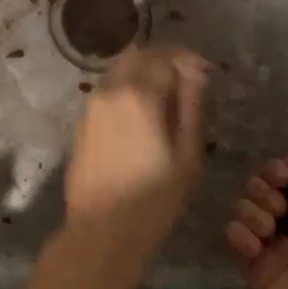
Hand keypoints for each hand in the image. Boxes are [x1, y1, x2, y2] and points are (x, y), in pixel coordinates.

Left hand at [63, 45, 210, 251]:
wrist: (100, 232)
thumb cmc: (153, 201)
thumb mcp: (187, 158)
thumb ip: (191, 108)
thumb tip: (196, 75)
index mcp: (139, 95)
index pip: (166, 57)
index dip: (188, 60)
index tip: (204, 73)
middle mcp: (111, 89)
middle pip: (140, 55)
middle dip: (165, 60)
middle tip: (187, 80)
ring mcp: (92, 104)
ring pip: (121, 69)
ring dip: (145, 72)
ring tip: (168, 97)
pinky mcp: (82, 119)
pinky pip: (109, 89)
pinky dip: (128, 88)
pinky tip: (143, 113)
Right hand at [226, 153, 287, 288]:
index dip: (279, 171)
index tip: (279, 174)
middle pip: (265, 190)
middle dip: (264, 188)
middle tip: (277, 207)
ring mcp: (275, 251)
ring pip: (247, 210)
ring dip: (252, 209)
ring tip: (267, 229)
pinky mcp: (256, 273)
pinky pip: (236, 240)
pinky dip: (238, 234)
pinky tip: (252, 245)